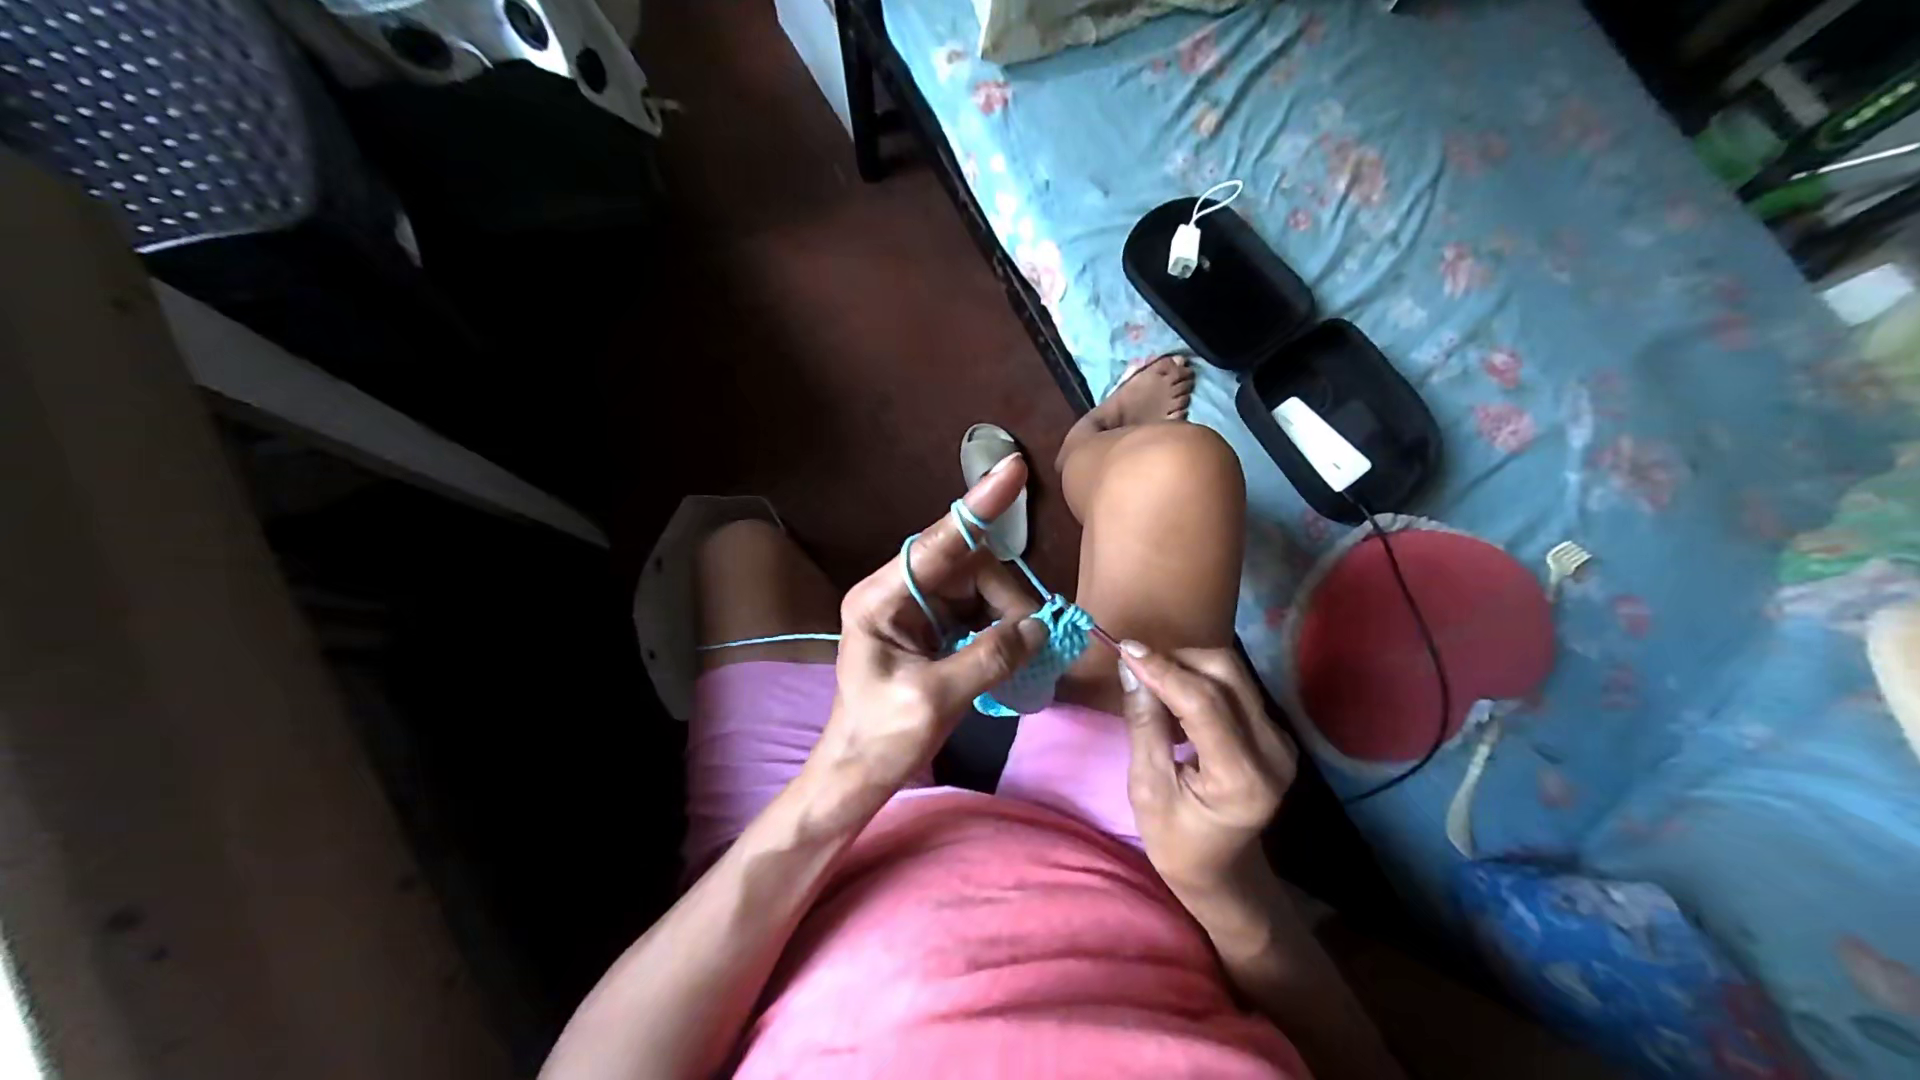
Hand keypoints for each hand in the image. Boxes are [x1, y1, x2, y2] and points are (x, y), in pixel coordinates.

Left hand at [807, 457, 1045, 804]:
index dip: (979, 506)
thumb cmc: (881, 738)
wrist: (858, 773)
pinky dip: (1000, 627)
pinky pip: (978, 612)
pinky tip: (1014, 650)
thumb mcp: (936, 698)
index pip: (938, 543)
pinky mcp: (932, 629)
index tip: (1012, 469)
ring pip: (979, 588)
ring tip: (1023, 653)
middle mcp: (897, 593)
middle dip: (1006, 596)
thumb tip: (1038, 628)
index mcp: (881, 598)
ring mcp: (916, 610)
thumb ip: (989, 657)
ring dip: (1007, 614)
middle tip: (1033, 637)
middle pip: (968, 567)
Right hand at [1118, 642, 1297, 925]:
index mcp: (1241, 778)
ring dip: (1187, 665)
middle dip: (1177, 658)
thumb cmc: (1176, 840)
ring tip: (1153, 682)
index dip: (1163, 669)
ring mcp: (1280, 740)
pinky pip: (1235, 686)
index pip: (1204, 702)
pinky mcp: (1275, 732)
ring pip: (1232, 673)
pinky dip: (1199, 679)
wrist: (1222, 871)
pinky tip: (1175, 698)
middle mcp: (1272, 752)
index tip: (1125, 648)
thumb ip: (1144, 724)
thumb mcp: (1147, 788)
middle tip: (1137, 665)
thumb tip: (1131, 668)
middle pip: (1226, 674)